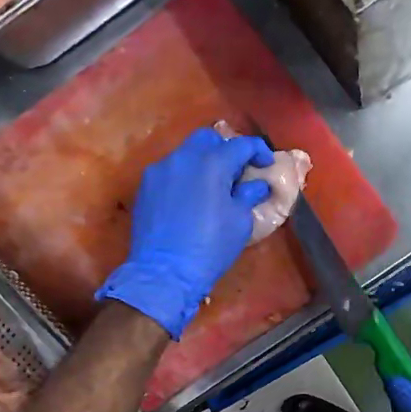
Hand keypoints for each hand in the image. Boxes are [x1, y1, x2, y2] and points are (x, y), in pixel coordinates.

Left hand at [96, 126, 273, 337]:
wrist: (164, 273)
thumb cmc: (210, 246)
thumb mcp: (239, 222)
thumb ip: (248, 195)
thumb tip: (256, 185)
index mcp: (212, 162)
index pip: (241, 144)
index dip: (258, 151)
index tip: (266, 164)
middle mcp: (184, 157)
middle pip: (208, 138)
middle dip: (225, 149)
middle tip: (236, 171)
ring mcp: (160, 170)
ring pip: (186, 153)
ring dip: (203, 162)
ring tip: (212, 186)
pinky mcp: (145, 186)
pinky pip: (169, 171)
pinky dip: (184, 176)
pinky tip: (189, 198)